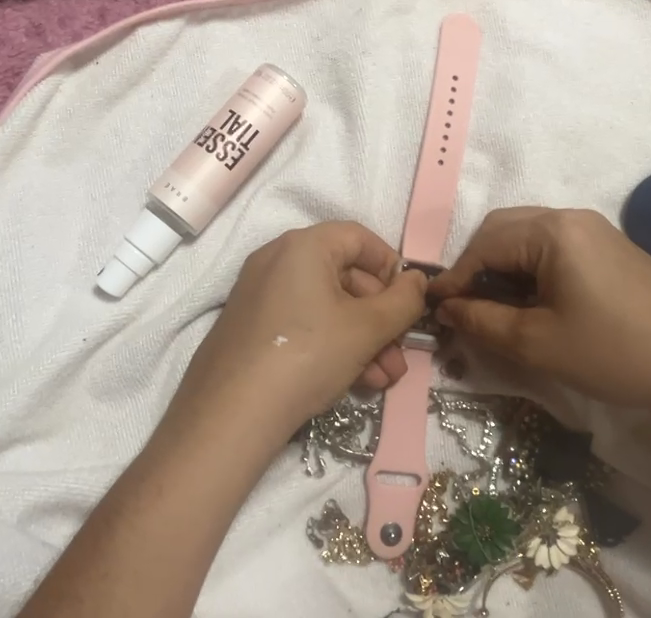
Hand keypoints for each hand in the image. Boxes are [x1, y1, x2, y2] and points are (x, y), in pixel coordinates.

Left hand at [167, 222, 428, 448]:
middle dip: (380, 318)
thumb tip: (419, 281)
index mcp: (303, 245)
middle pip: (344, 276)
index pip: (359, 238)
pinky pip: (301, 323)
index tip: (408, 302)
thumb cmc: (307, 354)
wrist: (231, 413)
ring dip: (361, 339)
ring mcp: (259, 293)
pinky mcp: (249, 326)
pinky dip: (330, 344)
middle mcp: (277, 259)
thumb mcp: (367, 329)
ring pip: (326, 306)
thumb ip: (403, 301)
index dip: (390, 267)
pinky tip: (353, 382)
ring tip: (383, 379)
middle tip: (400, 355)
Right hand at [428, 207, 650, 407]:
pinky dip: (530, 270)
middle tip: (462, 308)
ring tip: (493, 310)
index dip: (455, 278)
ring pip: (528, 238)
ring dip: (503, 268)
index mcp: (552, 230)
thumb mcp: (538, 344)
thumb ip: (482, 321)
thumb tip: (447, 308)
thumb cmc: (615, 353)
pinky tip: (532, 304)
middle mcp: (571, 217)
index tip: (433, 310)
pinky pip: (555, 248)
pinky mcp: (611, 248)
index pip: (484, 244)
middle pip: (504, 230)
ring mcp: (596, 230)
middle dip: (476, 267)